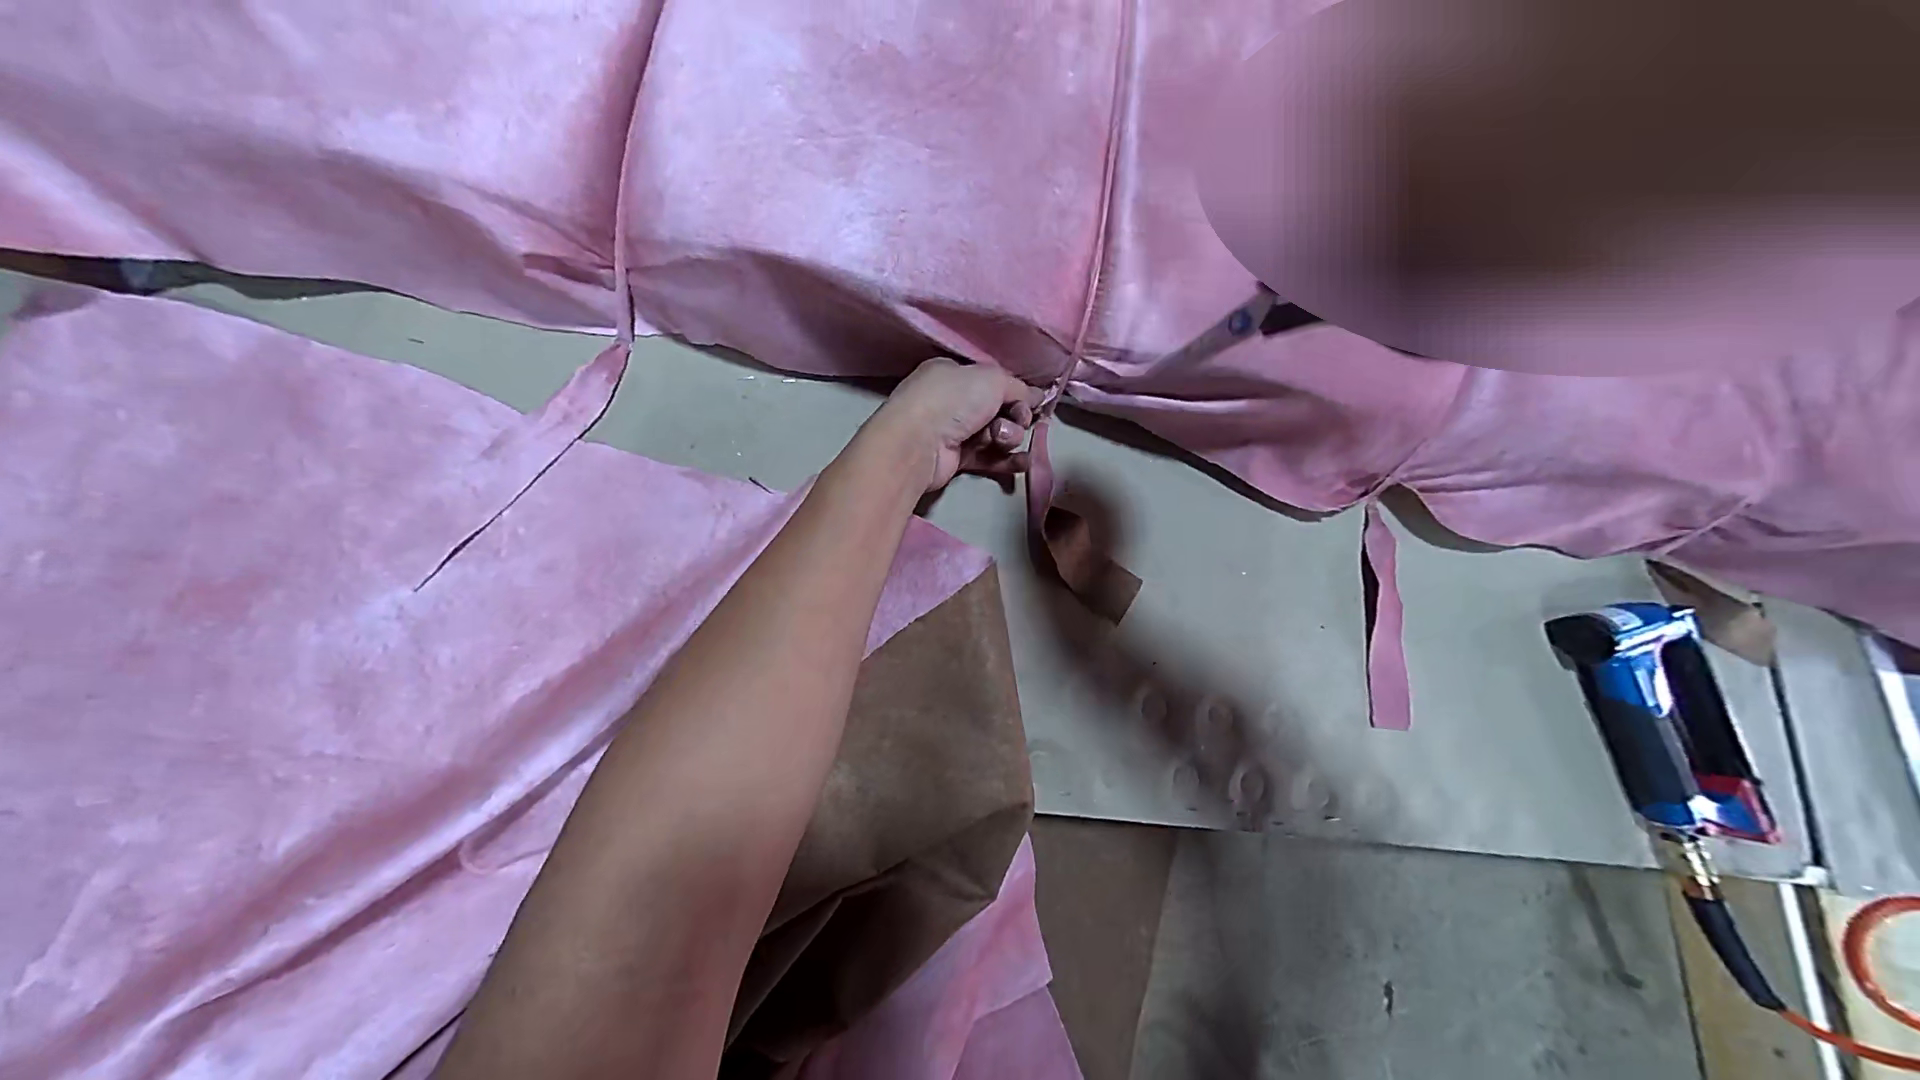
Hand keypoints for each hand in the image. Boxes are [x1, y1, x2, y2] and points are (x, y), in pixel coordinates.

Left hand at [868, 358, 1046, 492]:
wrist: (919, 442)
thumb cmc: (953, 399)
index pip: (993, 382)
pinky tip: (1023, 462)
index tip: (1032, 403)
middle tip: (1017, 420)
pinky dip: (1008, 460)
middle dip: (1015, 416)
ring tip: (1001, 438)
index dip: (1016, 393)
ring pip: (997, 435)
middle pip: (999, 409)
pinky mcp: (956, 459)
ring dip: (1010, 437)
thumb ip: (1018, 386)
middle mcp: (952, 401)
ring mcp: (953, 432)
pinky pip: (990, 458)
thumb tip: (1037, 396)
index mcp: (954, 374)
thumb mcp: (992, 378)